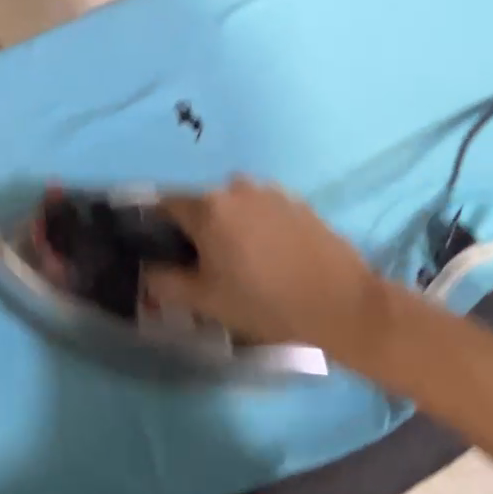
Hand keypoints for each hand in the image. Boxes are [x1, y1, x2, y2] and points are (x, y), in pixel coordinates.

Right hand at [145, 177, 389, 359]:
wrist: (345, 306)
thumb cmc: (267, 303)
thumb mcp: (207, 302)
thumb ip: (165, 283)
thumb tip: (147, 271)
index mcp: (207, 207)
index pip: (164, 205)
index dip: (158, 228)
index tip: (166, 253)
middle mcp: (233, 187)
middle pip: (201, 205)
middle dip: (198, 230)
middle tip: (209, 266)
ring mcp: (269, 191)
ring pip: (233, 207)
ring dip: (231, 227)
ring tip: (246, 264)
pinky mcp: (297, 201)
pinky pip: (262, 210)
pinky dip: (259, 228)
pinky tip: (274, 258)